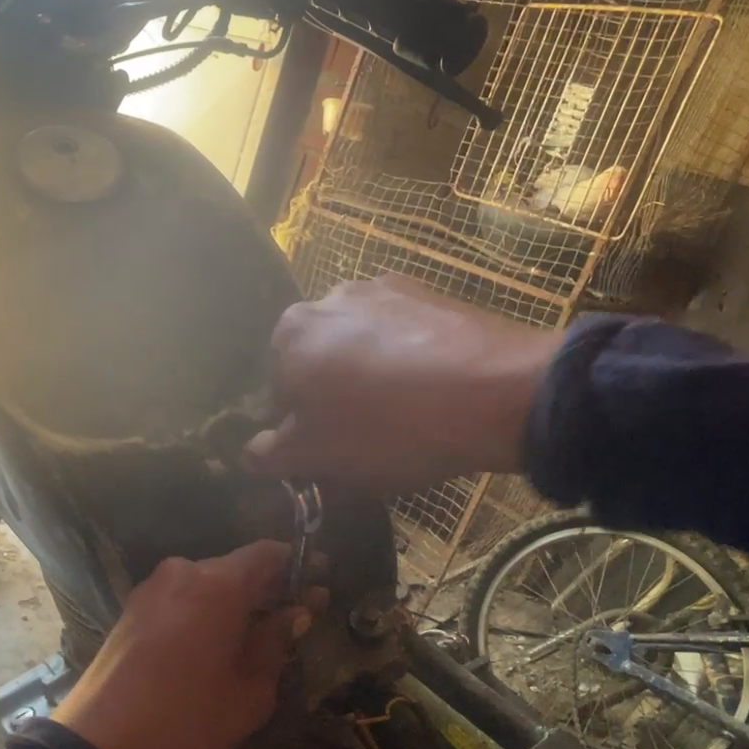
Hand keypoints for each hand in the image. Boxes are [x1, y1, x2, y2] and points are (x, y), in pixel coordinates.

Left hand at [52, 541, 321, 748]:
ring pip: (207, 584)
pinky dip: (207, 611)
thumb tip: (295, 613)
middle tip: (301, 612)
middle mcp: (182, 573)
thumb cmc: (185, 723)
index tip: (321, 578)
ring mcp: (151, 590)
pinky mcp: (131, 611)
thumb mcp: (248, 693)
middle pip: (236, 568)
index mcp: (216, 585)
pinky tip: (221, 642)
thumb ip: (275, 644)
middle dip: (269, 587)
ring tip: (263, 633)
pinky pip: (181, 599)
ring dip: (237, 602)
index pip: (266, 554)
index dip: (297, 563)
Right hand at [245, 275, 561, 495]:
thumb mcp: (315, 457)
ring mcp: (386, 290)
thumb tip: (252, 451)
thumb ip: (268, 455)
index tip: (334, 458)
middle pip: (321, 366)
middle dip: (337, 402)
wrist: (497, 392)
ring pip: (364, 350)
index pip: (279, 394)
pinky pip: (407, 339)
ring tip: (410, 420)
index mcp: (289, 332)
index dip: (303, 433)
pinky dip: (412, 364)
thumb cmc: (387, 427)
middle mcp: (329, 298)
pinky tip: (438, 395)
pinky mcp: (435, 294)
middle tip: (371, 444)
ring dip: (374, 381)